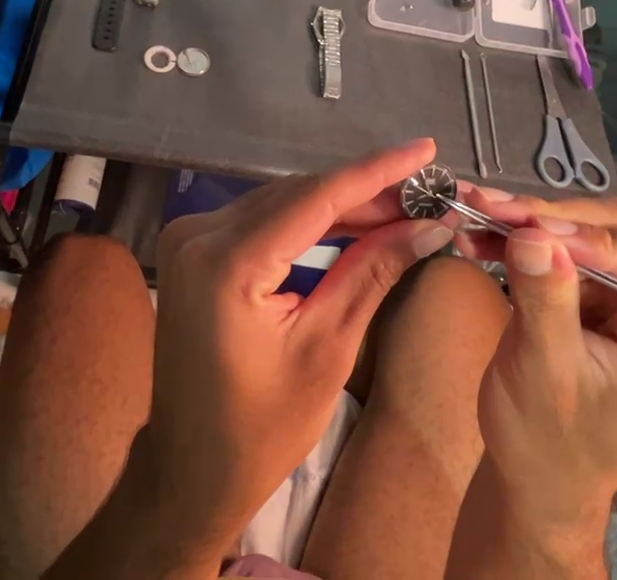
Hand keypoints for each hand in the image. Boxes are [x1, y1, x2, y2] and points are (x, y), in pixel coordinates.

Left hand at [53, 140, 456, 575]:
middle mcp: (199, 235)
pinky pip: (261, 221)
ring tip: (402, 206)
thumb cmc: (262, 428)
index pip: (315, 198)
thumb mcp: (328, 348)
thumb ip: (372, 272)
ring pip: (280, 204)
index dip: (376, 172)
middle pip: (297, 196)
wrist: (190, 467)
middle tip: (426, 192)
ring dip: (339, 205)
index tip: (424, 151)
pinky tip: (352, 223)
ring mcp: (190, 238)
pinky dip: (307, 222)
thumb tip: (427, 225)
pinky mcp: (193, 249)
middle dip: (364, 192)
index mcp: (227, 263)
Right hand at [450, 192, 616, 575]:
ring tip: (475, 211)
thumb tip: (531, 235)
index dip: (606, 239)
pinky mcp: (589, 291)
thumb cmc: (549, 443)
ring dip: (528, 220)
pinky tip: (476, 235)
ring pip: (587, 230)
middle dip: (555, 218)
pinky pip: (558, 246)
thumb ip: (546, 300)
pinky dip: (516, 236)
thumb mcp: (545, 373)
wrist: (532, 476)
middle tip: (492, 209)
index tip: (539, 232)